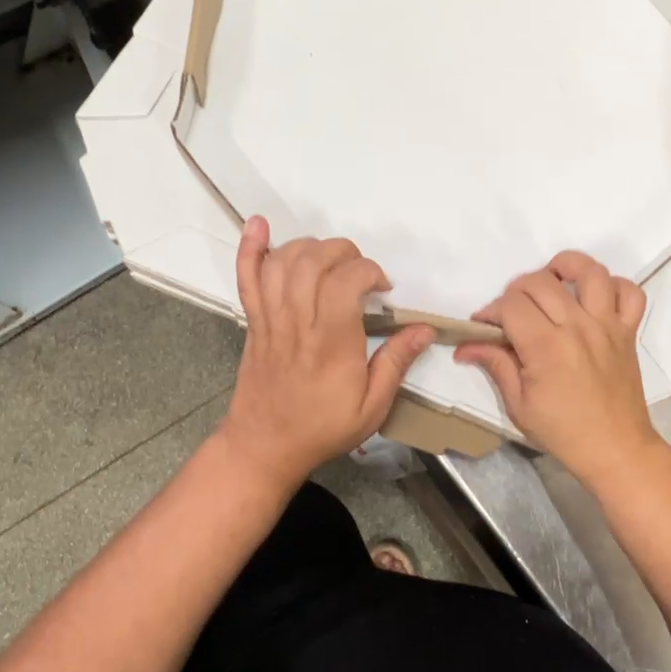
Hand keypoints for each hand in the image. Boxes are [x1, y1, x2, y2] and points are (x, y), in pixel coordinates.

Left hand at [215, 217, 434, 484]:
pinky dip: (250, 248)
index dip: (368, 271)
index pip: (345, 281)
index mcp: (331, 344)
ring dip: (309, 246)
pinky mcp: (253, 322)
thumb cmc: (323, 428)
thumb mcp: (372, 407)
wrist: (264, 446)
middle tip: (360, 271)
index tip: (382, 289)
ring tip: (330, 259)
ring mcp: (270, 320)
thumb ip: (396, 363)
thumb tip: (424, 329)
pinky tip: (258, 225)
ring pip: (283, 263)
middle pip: (313, 262)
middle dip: (343, 251)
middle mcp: (298, 324)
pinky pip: (246, 279)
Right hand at [456, 252, 668, 485]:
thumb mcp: (519, 405)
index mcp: (546, 347)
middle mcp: (578, 326)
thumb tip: (465, 346)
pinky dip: (615, 287)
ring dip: (566, 267)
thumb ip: (496, 365)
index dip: (490, 311)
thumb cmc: (563, 432)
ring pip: (590, 271)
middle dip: (516, 291)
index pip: (510, 305)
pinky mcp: (628, 331)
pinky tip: (595, 299)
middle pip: (540, 281)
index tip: (484, 326)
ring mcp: (607, 325)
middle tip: (511, 313)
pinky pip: (631, 293)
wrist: (615, 449)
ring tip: (552, 282)